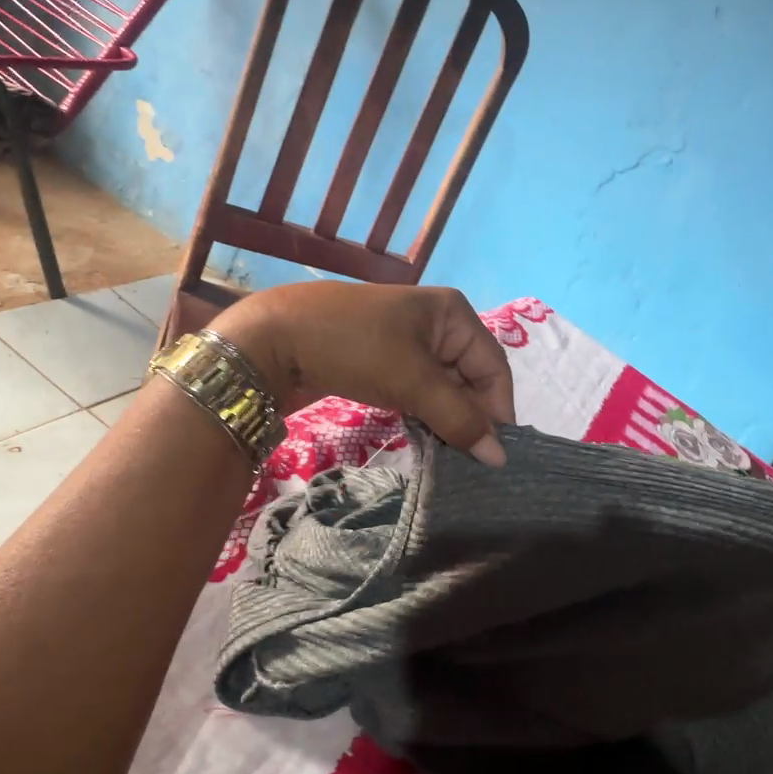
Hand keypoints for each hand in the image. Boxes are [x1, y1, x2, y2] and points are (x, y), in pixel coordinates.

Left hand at [205, 282, 515, 465]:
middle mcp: (438, 323)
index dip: (497, 411)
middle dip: (470, 416)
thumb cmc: (354, 347)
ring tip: (447, 454)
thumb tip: (500, 459)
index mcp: (453, 313)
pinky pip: (419, 390)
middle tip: (468, 460)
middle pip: (470, 378)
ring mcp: (410, 341)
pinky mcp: (386, 360)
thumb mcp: (412, 382)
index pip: (493, 367)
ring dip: (446, 418)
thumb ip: (459, 419)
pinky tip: (423, 438)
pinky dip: (424, 413)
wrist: (272, 337)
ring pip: (444, 388)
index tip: (494, 455)